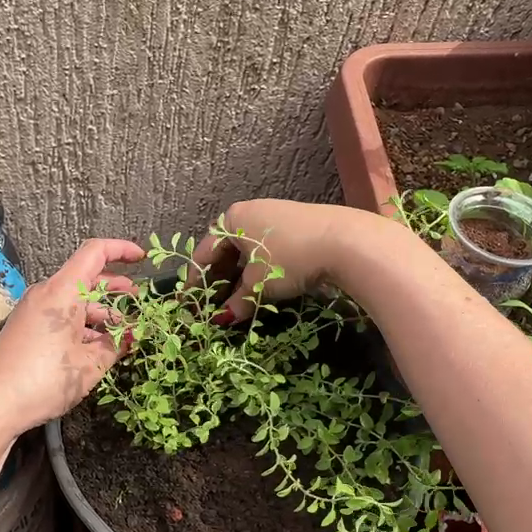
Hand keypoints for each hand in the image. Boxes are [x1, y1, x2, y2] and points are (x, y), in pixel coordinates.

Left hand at [0, 238, 144, 440]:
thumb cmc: (43, 380)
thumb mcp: (89, 365)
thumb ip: (115, 346)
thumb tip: (130, 336)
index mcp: (62, 291)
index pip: (94, 252)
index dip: (121, 249)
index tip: (142, 257)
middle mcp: (46, 294)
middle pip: (86, 278)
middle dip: (115, 288)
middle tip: (138, 302)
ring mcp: (33, 312)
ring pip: (74, 301)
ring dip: (100, 313)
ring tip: (123, 332)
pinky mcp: (26, 330)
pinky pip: (61, 318)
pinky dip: (82, 326)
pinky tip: (98, 347)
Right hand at [190, 200, 386, 319]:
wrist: (345, 242)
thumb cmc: (288, 258)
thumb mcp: (258, 285)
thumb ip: (237, 301)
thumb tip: (222, 319)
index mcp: (233, 218)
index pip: (204, 252)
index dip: (194, 280)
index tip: (186, 302)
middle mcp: (252, 212)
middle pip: (226, 250)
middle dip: (218, 280)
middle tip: (210, 305)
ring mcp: (276, 218)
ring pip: (248, 252)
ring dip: (239, 279)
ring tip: (235, 303)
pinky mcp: (298, 227)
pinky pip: (268, 252)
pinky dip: (260, 272)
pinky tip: (262, 290)